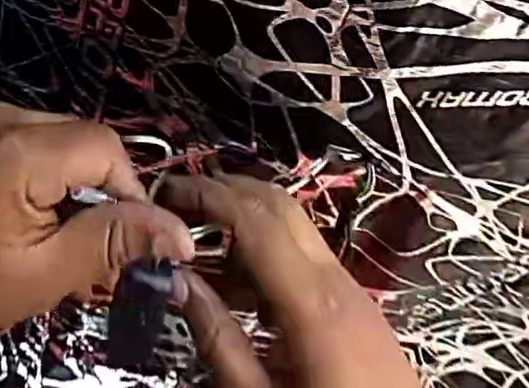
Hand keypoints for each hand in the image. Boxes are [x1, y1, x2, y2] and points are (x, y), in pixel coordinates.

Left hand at [0, 103, 194, 341]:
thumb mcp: (41, 275)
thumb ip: (109, 244)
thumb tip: (172, 232)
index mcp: (17, 149)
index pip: (105, 147)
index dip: (130, 193)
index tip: (132, 241)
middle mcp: (6, 118)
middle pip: (89, 140)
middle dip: (105, 193)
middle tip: (96, 249)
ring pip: (70, 141)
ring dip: (82, 186)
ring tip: (64, 238)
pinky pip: (45, 141)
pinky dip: (57, 177)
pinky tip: (42, 218)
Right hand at [162, 175, 418, 387]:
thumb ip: (218, 339)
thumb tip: (177, 280)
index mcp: (314, 305)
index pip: (254, 216)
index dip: (207, 193)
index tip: (167, 191)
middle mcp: (339, 285)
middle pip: (277, 203)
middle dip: (225, 189)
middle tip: (180, 200)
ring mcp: (356, 296)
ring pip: (293, 226)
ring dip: (245, 219)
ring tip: (201, 246)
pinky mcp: (362, 313)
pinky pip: (307, 257)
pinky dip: (268, 249)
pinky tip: (242, 285)